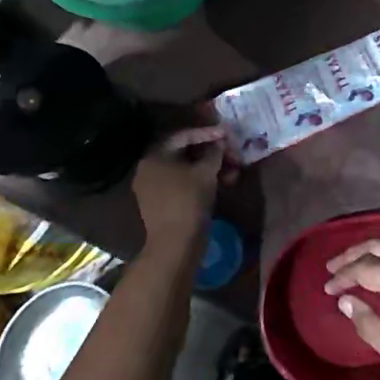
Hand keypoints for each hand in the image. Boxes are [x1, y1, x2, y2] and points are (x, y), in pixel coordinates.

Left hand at [132, 126, 228, 254]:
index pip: (183, 136)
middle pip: (184, 153)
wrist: (175, 246)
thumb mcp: (206, 173)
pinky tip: (220, 184)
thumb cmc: (189, 202)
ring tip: (231, 173)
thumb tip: (219, 142)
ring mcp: (152, 187)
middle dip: (211, 153)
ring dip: (209, 169)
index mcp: (154, 156)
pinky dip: (199, 181)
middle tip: (231, 154)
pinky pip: (181, 184)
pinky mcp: (159, 203)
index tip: (227, 134)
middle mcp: (148, 168)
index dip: (207, 133)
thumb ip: (214, 152)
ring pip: (185, 170)